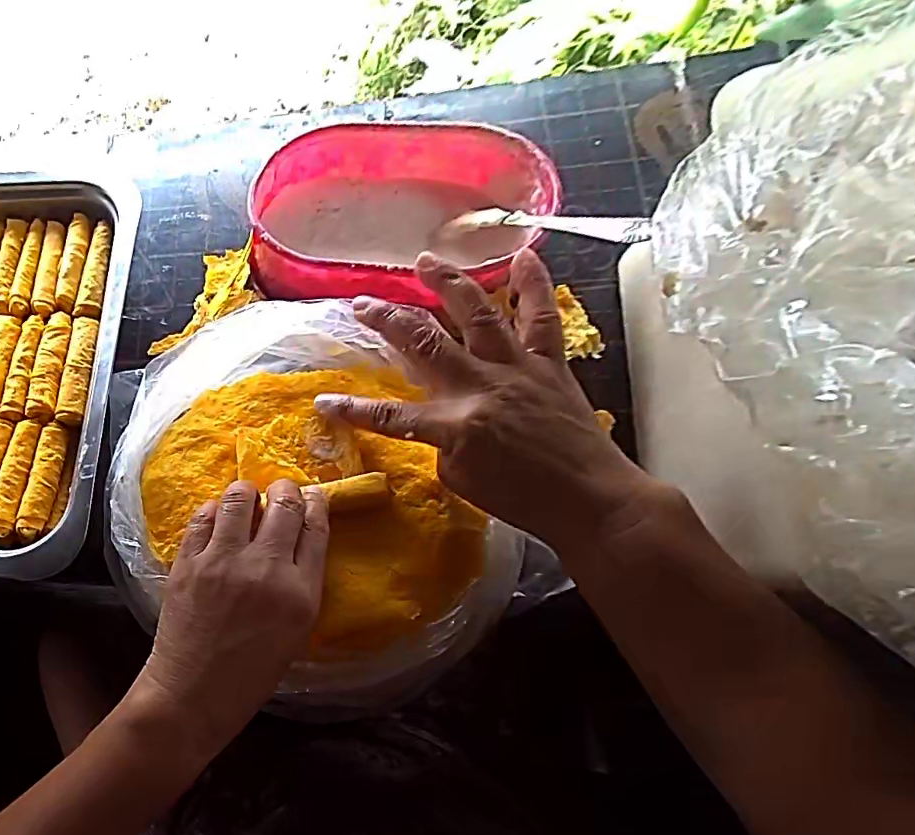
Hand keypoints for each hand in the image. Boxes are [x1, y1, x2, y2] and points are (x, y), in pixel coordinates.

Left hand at [137, 478, 329, 745]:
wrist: (194, 690)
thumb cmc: (249, 672)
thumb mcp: (295, 631)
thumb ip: (299, 585)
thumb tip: (293, 542)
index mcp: (301, 592)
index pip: (315, 529)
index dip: (315, 504)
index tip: (310, 495)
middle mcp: (265, 569)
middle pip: (283, 507)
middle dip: (284, 490)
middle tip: (279, 489)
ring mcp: (222, 562)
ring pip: (238, 500)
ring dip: (244, 493)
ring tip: (244, 496)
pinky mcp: (187, 563)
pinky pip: (201, 519)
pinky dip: (211, 511)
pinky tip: (215, 516)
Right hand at [320, 249, 658, 551]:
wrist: (590, 497)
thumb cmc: (517, 496)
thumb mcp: (457, 474)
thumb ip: (437, 437)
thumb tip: (433, 412)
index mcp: (454, 424)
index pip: (389, 416)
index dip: (352, 410)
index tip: (324, 402)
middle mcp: (482, 386)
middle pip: (425, 345)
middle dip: (387, 322)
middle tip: (363, 303)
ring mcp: (518, 369)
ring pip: (479, 316)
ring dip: (449, 285)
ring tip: (426, 261)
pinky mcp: (549, 364)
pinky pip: (540, 318)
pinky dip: (532, 285)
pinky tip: (522, 257)